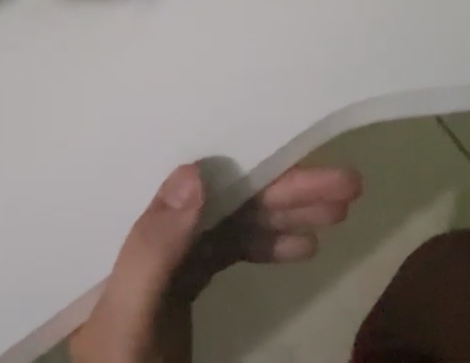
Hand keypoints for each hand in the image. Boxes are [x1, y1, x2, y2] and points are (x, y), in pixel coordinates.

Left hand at [67, 162, 362, 362]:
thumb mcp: (127, 317)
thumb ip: (152, 252)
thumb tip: (194, 172)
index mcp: (122, 231)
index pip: (186, 182)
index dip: (242, 163)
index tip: (294, 152)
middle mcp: (149, 240)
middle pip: (219, 202)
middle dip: (282, 190)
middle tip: (347, 183)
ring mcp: (169, 269)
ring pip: (231, 227)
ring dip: (284, 215)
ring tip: (339, 210)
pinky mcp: (183, 295)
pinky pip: (228, 255)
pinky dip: (265, 246)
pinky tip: (303, 244)